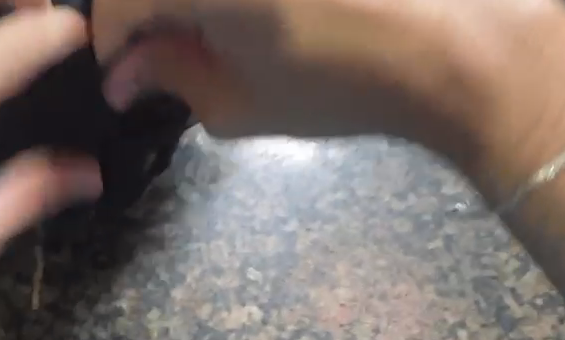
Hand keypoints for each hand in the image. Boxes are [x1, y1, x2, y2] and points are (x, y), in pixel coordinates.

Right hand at [92, 0, 564, 196]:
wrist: (453, 42)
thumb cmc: (339, 86)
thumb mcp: (237, 104)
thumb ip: (169, 77)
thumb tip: (127, 74)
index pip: (120, 3)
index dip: (111, 44)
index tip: (122, 76)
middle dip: (148, 14)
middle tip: (165, 54)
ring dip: (190, 5)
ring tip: (216, 36)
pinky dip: (230, 2)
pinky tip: (256, 16)